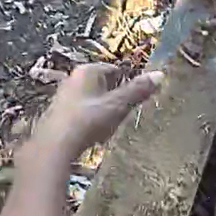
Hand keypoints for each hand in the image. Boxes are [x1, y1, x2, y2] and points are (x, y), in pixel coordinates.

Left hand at [23, 63, 163, 163]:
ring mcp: (63, 97)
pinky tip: (95, 133)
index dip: (128, 81)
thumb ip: (138, 91)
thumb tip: (160, 74)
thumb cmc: (88, 120)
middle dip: (115, 96)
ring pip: (91, 99)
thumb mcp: (118, 105)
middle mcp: (72, 79)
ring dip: (102, 109)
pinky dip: (90, 120)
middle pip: (102, 84)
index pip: (114, 69)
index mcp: (87, 71)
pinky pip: (81, 113)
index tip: (138, 96)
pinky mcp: (58, 115)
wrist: (54, 146)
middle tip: (128, 111)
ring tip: (113, 124)